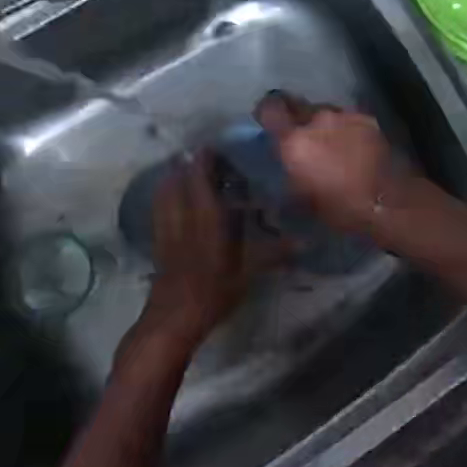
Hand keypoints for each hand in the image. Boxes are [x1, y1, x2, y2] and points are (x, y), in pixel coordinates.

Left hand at [141, 150, 271, 343]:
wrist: (173, 319)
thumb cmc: (214, 292)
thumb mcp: (249, 272)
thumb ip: (275, 253)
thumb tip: (307, 242)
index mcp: (206, 217)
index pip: (200, 177)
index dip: (206, 159)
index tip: (218, 147)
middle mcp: (183, 215)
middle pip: (180, 178)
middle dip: (191, 163)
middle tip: (208, 157)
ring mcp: (167, 227)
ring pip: (165, 190)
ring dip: (175, 175)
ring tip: (188, 169)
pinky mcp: (158, 241)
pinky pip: (159, 207)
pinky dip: (165, 194)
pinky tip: (173, 196)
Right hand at [254, 91, 411, 235]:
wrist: (386, 200)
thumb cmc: (340, 207)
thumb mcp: (303, 199)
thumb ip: (290, 176)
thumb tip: (287, 169)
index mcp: (294, 141)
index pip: (270, 109)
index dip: (265, 111)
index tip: (265, 118)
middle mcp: (316, 120)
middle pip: (298, 106)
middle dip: (296, 118)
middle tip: (300, 135)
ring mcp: (344, 116)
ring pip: (325, 112)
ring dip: (324, 124)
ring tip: (331, 143)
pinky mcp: (367, 118)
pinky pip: (348, 119)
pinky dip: (346, 128)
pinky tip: (354, 145)